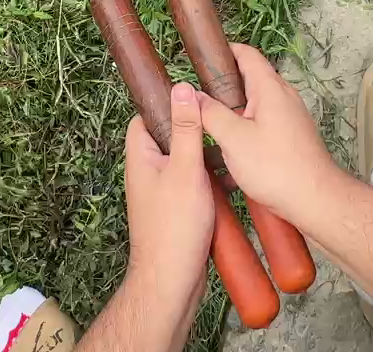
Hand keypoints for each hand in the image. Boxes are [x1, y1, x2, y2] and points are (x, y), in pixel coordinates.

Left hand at [123, 82, 216, 306]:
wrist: (172, 285)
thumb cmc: (174, 227)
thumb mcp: (185, 169)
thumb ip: (186, 129)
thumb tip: (182, 88)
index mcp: (141, 156)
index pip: (146, 115)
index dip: (166, 102)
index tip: (192, 93)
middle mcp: (148, 171)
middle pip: (169, 135)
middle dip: (193, 126)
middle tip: (218, 115)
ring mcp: (162, 191)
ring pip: (185, 159)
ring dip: (205, 153)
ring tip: (229, 143)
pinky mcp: (178, 208)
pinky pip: (194, 182)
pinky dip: (210, 177)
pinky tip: (231, 176)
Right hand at [195, 44, 345, 224]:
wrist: (316, 200)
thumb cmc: (275, 168)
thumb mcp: (234, 139)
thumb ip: (211, 113)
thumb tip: (192, 95)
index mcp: (270, 88)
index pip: (247, 54)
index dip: (224, 51)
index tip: (201, 59)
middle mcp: (284, 95)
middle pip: (252, 75)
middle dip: (225, 81)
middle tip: (201, 94)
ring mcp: (291, 114)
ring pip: (258, 99)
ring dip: (236, 104)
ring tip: (213, 119)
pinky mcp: (293, 133)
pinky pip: (266, 116)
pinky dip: (248, 120)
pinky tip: (235, 142)